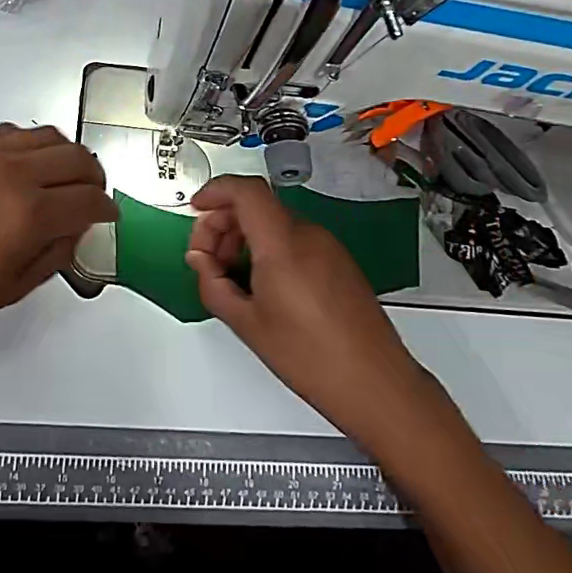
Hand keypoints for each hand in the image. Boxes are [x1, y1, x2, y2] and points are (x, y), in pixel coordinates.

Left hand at [0, 124, 116, 355]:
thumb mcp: (7, 289)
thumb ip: (52, 257)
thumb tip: (72, 234)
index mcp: (28, 216)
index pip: (90, 200)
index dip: (106, 209)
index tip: (106, 214)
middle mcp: (14, 174)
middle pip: (80, 158)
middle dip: (95, 178)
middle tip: (91, 195)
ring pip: (51, 135)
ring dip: (67, 156)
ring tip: (62, 176)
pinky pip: (15, 130)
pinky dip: (32, 144)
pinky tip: (24, 165)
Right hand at [185, 176, 451, 449]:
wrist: (372, 381)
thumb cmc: (315, 358)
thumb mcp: (247, 323)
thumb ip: (212, 284)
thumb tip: (200, 262)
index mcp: (283, 244)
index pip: (245, 191)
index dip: (215, 192)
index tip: (198, 208)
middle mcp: (309, 235)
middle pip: (257, 205)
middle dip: (224, 224)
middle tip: (207, 257)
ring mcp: (327, 246)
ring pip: (274, 222)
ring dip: (245, 238)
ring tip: (231, 276)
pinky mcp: (337, 259)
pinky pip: (294, 238)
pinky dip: (268, 248)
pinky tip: (259, 283)